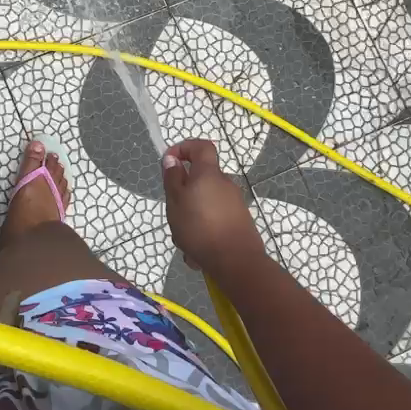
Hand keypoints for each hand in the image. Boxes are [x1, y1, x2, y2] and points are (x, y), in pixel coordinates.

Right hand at [161, 139, 265, 278]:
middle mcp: (225, 184)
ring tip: (184, 239)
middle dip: (184, 192)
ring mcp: (235, 204)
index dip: (184, 147)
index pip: (201, 146)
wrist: (237, 263)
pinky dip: (204, 228)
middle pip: (201, 178)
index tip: (169, 162)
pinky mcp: (240, 222)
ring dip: (192, 215)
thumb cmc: (200, 227)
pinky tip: (197, 252)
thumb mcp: (175, 200)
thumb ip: (172, 177)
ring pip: (205, 202)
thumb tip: (173, 159)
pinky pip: (215, 218)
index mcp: (209, 174)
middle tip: (173, 211)